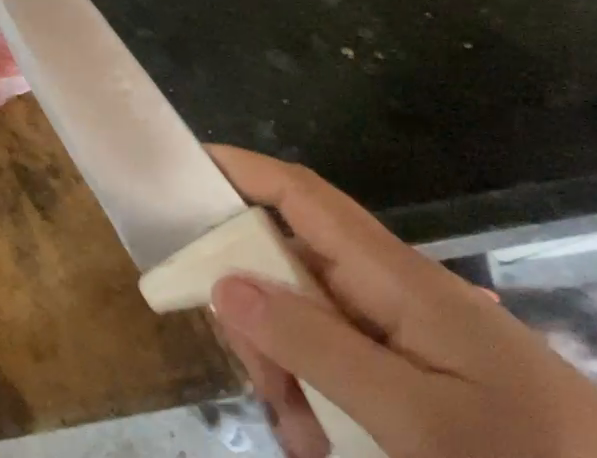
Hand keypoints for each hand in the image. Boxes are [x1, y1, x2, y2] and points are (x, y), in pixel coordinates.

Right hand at [205, 145, 596, 457]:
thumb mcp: (414, 416)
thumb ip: (314, 345)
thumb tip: (223, 282)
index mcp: (398, 280)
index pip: (302, 196)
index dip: (239, 169)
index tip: (178, 166)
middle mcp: (395, 294)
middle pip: (286, 267)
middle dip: (254, 317)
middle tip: (265, 385)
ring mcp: (406, 336)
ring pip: (303, 322)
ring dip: (286, 372)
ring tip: (308, 437)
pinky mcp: (418, 374)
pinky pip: (337, 363)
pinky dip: (317, 399)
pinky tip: (327, 441)